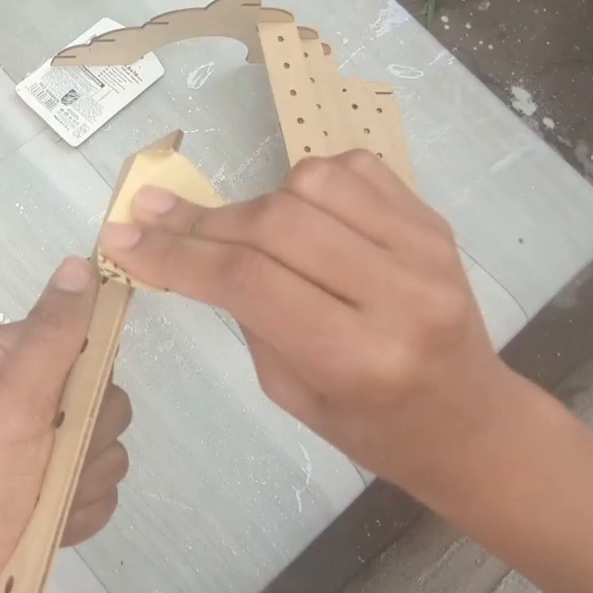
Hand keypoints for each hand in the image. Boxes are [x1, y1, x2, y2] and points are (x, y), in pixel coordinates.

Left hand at [0, 256, 130, 592]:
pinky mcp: (46, 497)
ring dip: (80, 482)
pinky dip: (77, 514)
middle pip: (104, 397)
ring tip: (37, 501)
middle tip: (43, 459)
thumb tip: (82, 260)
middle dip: (85, 437)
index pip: (81, 338)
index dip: (86, 374)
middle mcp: (20, 395)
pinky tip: (45, 526)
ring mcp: (34, 450)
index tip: (67, 405)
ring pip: (107, 450)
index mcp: (3, 358)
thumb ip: (55, 333)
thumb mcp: (11, 397)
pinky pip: (98, 493)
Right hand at [99, 150, 517, 499]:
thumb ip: (243, 309)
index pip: (247, 282)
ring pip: (310, 183)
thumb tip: (178, 241)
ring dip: (257, 201)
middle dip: (201, 221)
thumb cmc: (368, 424)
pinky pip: (351, 168)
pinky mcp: (435, 222)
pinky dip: (305, 182)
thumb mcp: (286, 389)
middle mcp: (401, 297)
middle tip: (156, 217)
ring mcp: (426, 251)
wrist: (470, 420)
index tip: (122, 236)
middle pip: (274, 225)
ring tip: (246, 232)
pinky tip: (298, 214)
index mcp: (357, 358)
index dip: (175, 253)